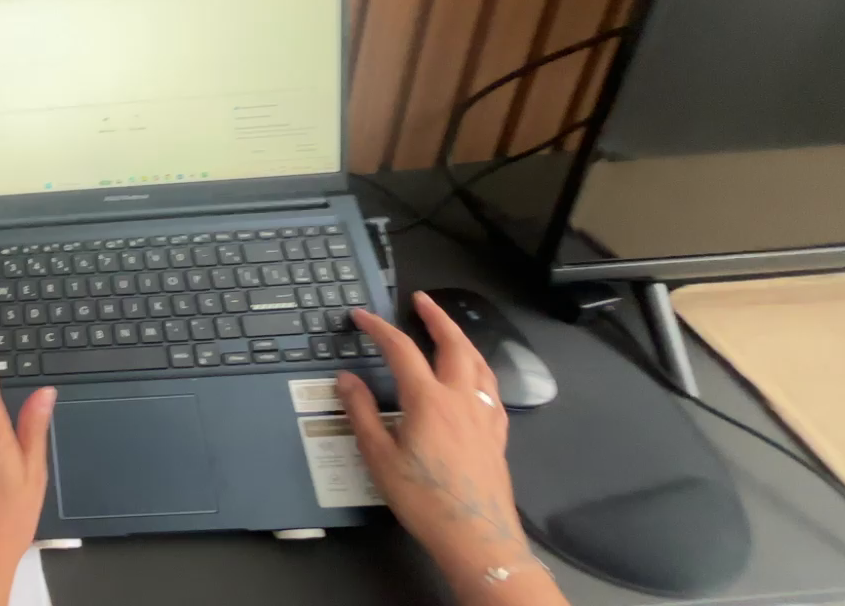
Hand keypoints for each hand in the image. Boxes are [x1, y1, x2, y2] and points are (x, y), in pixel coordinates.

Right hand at [336, 293, 562, 604]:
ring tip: (450, 329)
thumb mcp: (378, 455)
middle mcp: (461, 401)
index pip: (401, 349)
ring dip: (463, 339)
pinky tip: (475, 377)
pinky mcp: (497, 437)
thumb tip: (347, 378)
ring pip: (480, 364)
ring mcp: (484, 418)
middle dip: (437, 318)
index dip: (379, 327)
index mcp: (429, 401)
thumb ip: (361, 411)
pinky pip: (492, 390)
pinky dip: (480, 370)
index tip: (361, 316)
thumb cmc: (425, 500)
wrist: (479, 543)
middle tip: (422, 300)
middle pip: (454, 345)